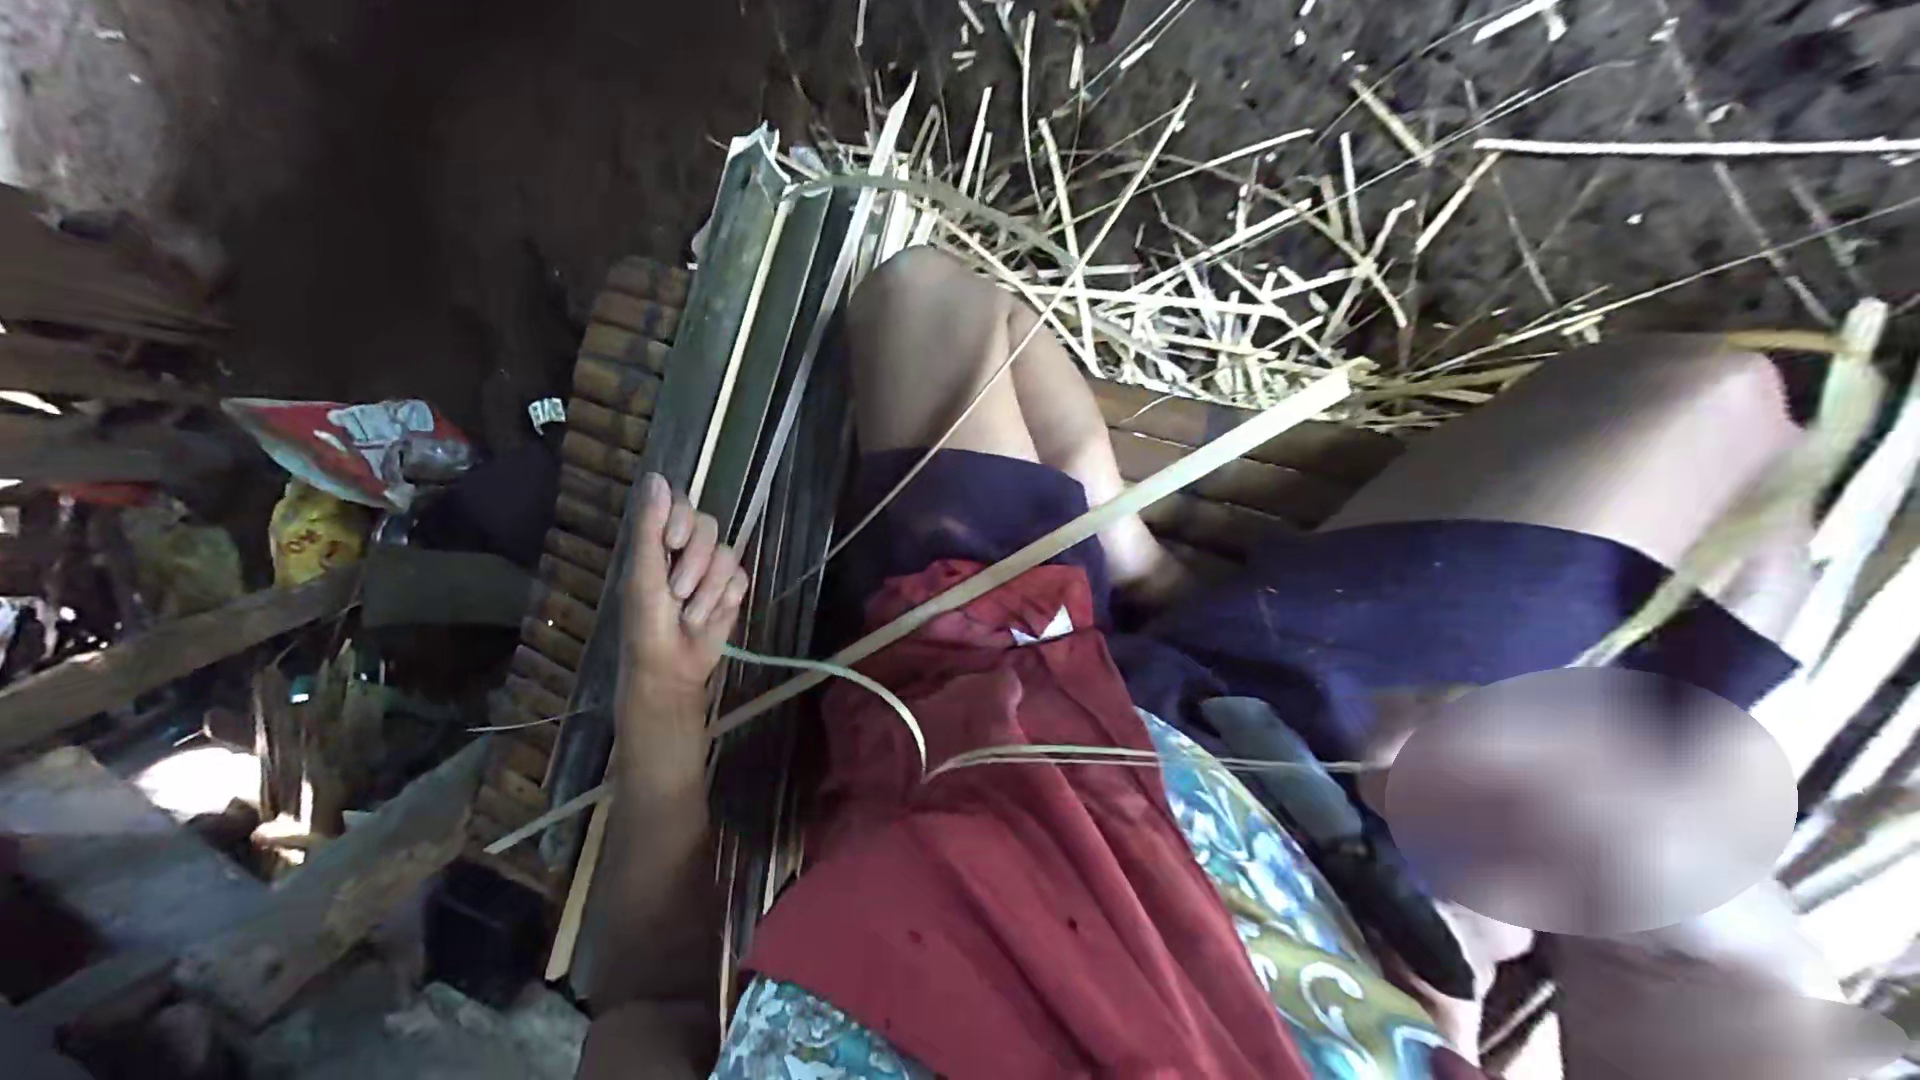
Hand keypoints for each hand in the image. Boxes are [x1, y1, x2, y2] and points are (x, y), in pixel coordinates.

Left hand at [621, 471, 747, 718]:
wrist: (672, 668)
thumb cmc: (646, 624)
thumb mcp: (643, 574)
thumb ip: (650, 527)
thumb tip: (656, 476)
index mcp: (660, 542)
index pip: (682, 505)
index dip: (683, 518)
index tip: (674, 542)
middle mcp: (688, 550)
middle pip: (709, 525)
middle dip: (695, 562)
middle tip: (678, 590)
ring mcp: (713, 570)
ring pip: (727, 553)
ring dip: (708, 589)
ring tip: (692, 614)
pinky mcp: (733, 590)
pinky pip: (741, 577)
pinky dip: (725, 598)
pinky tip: (712, 615)